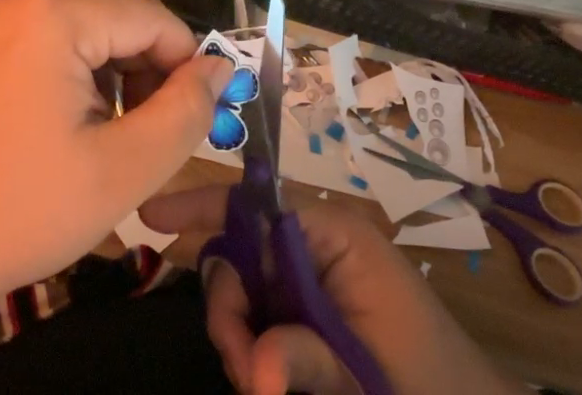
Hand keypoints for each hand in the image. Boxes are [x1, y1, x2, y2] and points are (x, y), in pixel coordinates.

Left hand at [0, 0, 234, 304]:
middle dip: (146, 64)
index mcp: (51, 13)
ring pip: (83, 20)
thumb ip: (186, 111)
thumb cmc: (21, 212)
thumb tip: (220, 69)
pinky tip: (71, 119)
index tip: (194, 121)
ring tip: (112, 130)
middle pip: (116, 11)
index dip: (185, 66)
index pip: (151, 17)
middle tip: (151, 130)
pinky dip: (75, 65)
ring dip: (113, 65)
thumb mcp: (124, 169)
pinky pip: (46, 32)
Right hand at [139, 188, 523, 394]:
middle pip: (237, 254)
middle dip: (227, 309)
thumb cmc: (432, 383)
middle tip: (241, 367)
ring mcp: (310, 280)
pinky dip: (253, 348)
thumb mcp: (366, 374)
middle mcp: (315, 247)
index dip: (200, 205)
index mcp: (333, 236)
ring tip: (260, 384)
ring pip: (243, 291)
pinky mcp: (309, 313)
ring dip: (238, 337)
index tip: (150, 217)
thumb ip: (307, 360)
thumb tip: (251, 365)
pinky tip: (266, 379)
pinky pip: (260, 316)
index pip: (253, 204)